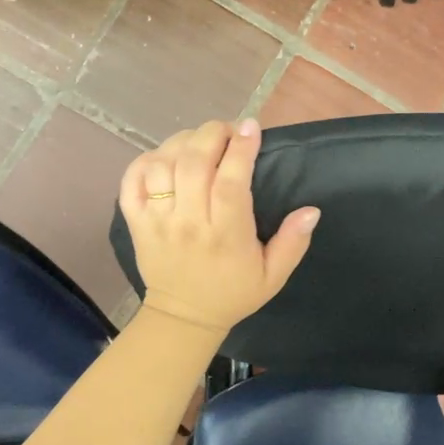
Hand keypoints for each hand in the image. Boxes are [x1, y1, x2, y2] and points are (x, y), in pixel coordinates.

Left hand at [120, 118, 319, 335]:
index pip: (231, 182)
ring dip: (182, 142)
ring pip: (163, 166)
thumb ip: (293, 242)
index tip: (252, 127)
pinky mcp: (136, 222)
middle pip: (195, 164)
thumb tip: (311, 210)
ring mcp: (158, 221)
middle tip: (228, 129)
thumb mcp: (274, 276)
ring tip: (199, 141)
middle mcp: (189, 222)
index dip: (242, 149)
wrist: (183, 317)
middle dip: (212, 134)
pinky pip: (132, 180)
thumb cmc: (233, 292)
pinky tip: (165, 156)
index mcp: (226, 235)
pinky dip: (145, 160)